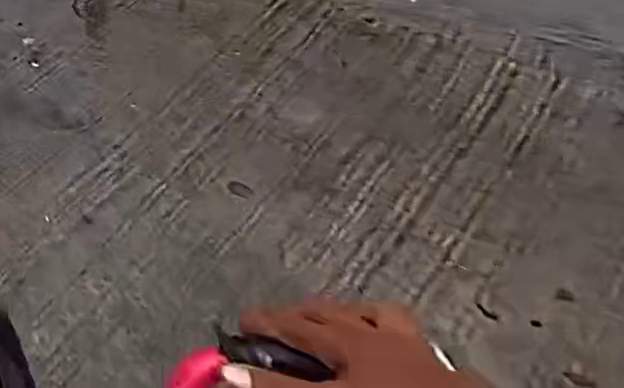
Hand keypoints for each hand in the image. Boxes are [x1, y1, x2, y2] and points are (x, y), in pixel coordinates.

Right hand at [225, 302, 476, 387]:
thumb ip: (277, 385)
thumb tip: (228, 372)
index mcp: (350, 339)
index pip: (289, 323)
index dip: (261, 322)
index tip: (244, 324)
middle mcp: (384, 335)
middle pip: (330, 310)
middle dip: (300, 312)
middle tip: (281, 321)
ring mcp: (427, 354)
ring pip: (381, 316)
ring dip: (354, 316)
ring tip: (340, 324)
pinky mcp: (461, 378)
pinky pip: (425, 347)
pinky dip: (404, 345)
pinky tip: (403, 358)